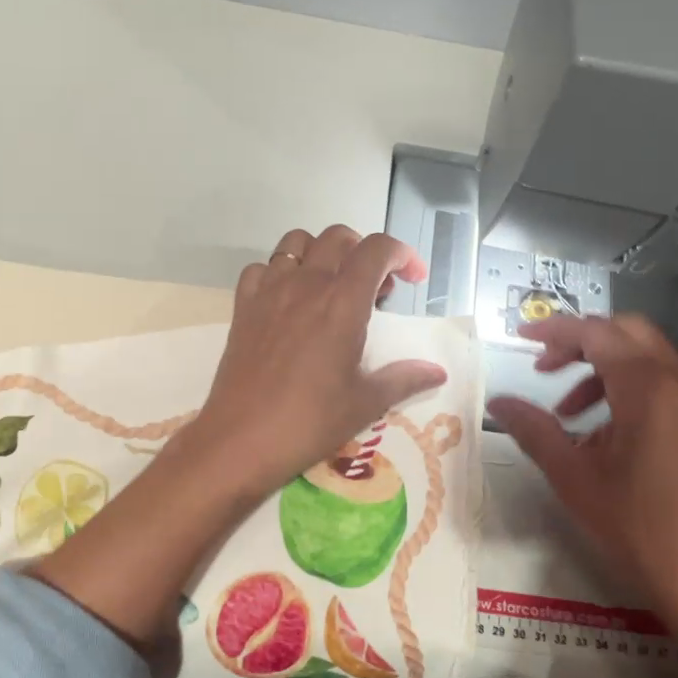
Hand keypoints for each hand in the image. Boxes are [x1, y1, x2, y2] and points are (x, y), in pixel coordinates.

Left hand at [175, 225, 447, 503]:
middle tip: (375, 290)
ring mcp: (269, 292)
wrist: (241, 439)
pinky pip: (262, 268)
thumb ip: (403, 379)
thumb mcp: (364, 403)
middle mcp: (305, 284)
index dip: (402, 254)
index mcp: (342, 302)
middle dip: (364, 252)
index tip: (413, 278)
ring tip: (332, 287)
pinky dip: (281, 272)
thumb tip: (436, 371)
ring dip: (322, 254)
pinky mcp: (243, 308)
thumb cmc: (309, 422)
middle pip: (338, 238)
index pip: (377, 250)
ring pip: (296, 243)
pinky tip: (289, 301)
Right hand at [485, 315, 677, 623]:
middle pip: (628, 334)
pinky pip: (669, 387)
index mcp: (649, 388)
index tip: (521, 338)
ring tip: (572, 417)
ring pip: (651, 360)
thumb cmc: (638, 528)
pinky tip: (610, 437)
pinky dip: (633, 391)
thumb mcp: (574, 479)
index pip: (596, 334)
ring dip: (606, 371)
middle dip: (582, 344)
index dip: (555, 330)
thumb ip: (535, 431)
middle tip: (545, 372)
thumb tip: (498, 402)